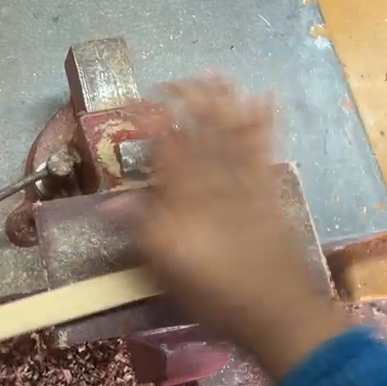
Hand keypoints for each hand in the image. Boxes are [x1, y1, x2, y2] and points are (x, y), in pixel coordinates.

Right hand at [113, 78, 351, 380]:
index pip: (164, 147)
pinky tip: (267, 97)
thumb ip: (139, 229)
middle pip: (199, 130)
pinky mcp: (269, 188)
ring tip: (214, 75)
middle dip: (186, 100)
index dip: (151, 121)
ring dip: (223, 100)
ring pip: (231, 130)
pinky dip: (265, 120)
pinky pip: (266, 146)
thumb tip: (110, 203)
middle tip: (173, 80)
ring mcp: (245, 180)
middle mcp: (214, 179)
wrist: (276, 310)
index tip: (139, 101)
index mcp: (184, 196)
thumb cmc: (214, 292)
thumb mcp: (164, 266)